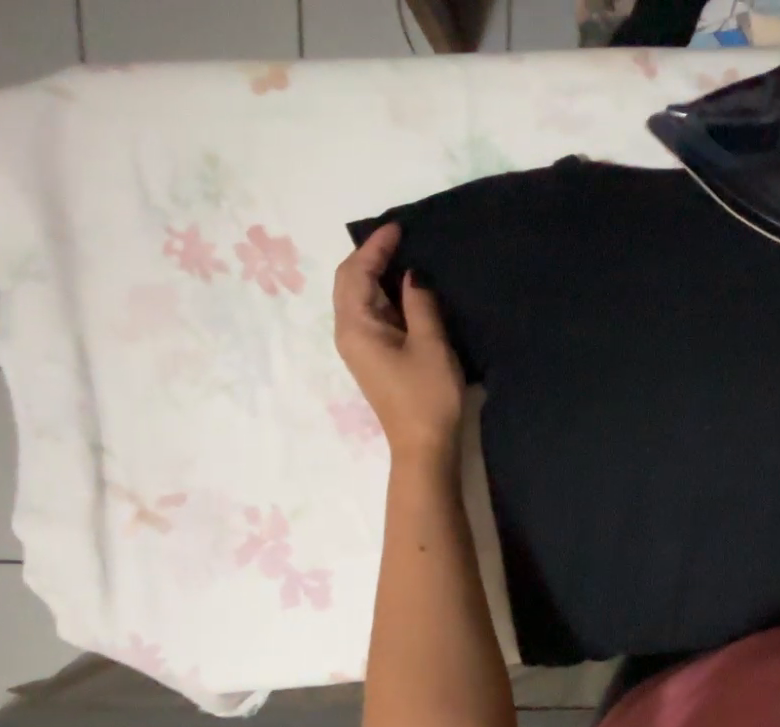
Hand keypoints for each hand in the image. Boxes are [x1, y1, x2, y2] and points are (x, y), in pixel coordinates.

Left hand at [333, 222, 463, 459]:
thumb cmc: (428, 396)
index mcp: (355, 325)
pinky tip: (407, 293)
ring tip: (406, 259)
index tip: (399, 227)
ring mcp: (360, 347)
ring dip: (378, 276)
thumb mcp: (431, 344)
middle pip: (350, 283)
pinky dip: (386, 297)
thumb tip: (411, 276)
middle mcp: (348, 332)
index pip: (355, 272)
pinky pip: (373, 316)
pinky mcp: (374, 358)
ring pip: (360, 299)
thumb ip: (420, 304)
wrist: (424, 446)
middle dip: (371, 257)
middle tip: (402, 239)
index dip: (374, 247)